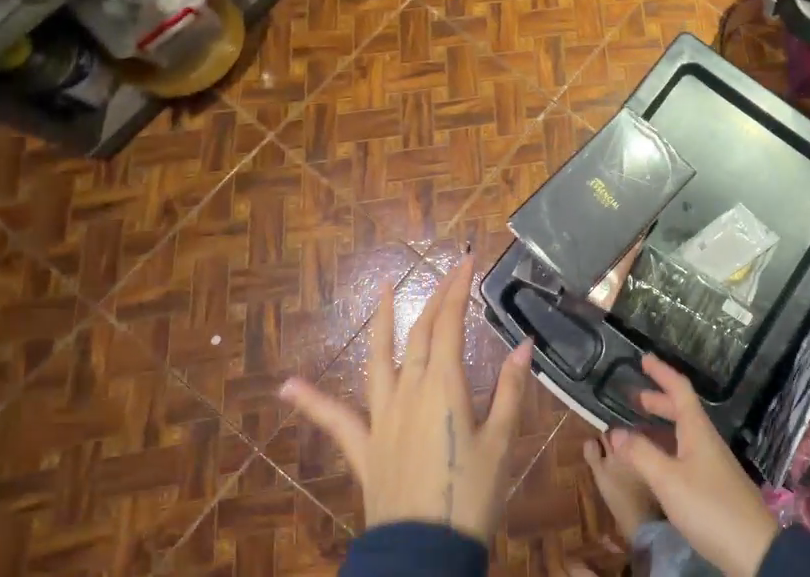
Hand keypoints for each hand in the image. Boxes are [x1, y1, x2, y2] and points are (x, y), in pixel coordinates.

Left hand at [279, 255, 533, 541]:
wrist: (424, 550)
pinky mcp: (364, 447)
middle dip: (435, 297)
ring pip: (379, 359)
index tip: (467, 261)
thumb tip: (522, 344)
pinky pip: (335, 420)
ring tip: (382, 289)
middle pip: (420, 333)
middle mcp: (408, 391)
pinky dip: (312, 401)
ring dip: (381, 322)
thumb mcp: (501, 441)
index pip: (450, 324)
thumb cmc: (471, 494)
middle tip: (449, 271)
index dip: (458, 289)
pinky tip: (287, 387)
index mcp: (443, 386)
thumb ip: (509, 389)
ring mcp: (381, 417)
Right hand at [608, 356, 779, 576]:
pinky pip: (686, 453)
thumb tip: (614, 431)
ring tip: (639, 427)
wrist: (752, 548)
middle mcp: (707, 440)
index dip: (662, 372)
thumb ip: (641, 455)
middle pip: (682, 410)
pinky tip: (657, 464)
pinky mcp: (714, 484)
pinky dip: (667, 448)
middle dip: (659, 399)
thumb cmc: (709, 506)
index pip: (680, 390)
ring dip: (662, 425)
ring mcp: (713, 462)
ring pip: (684, 433)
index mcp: (698, 430)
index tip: (644, 358)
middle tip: (635, 396)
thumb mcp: (669, 480)